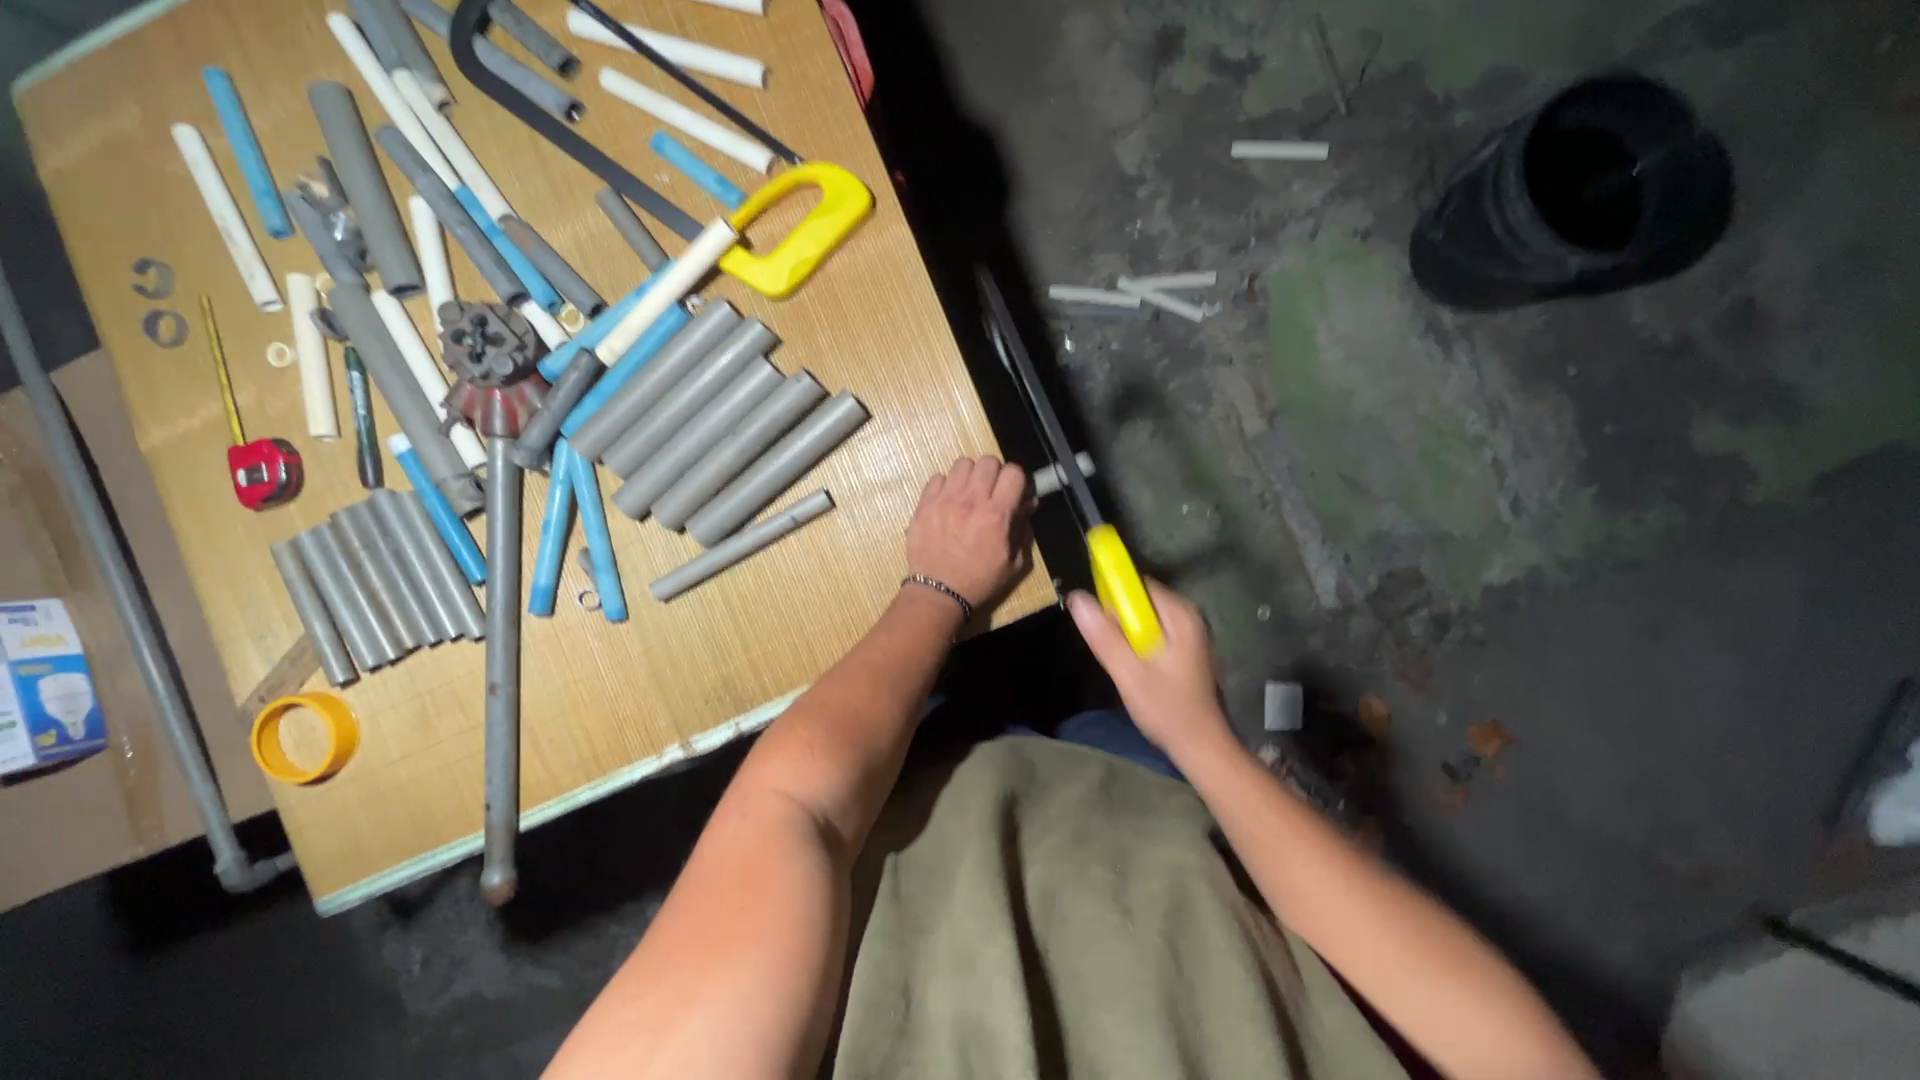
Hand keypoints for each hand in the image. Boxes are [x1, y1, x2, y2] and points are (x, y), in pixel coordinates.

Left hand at [904, 457, 1033, 612]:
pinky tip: (948, 501)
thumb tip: (1028, 503)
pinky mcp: (924, 504)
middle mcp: (971, 501)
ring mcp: (945, 500)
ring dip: (970, 475)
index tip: (1013, 491)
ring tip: (968, 492)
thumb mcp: (1014, 561)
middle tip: (991, 491)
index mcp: (996, 515)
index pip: (1014, 472)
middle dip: (994, 473)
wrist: (939, 592)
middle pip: (988, 461)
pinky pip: (937, 477)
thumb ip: (1022, 528)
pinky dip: (946, 485)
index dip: (1017, 479)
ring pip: (962, 464)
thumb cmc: (980, 580)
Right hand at [1068, 581, 1232, 761]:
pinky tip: (1136, 670)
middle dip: (1119, 621)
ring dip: (1127, 636)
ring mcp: (1189, 632)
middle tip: (1112, 652)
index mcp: (1180, 615)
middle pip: (1140, 601)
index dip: (1112, 599)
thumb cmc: (1167, 710)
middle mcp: (1188, 616)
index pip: (1137, 586)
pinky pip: (1152, 632)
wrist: (1200, 745)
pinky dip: (1138, 645)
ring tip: (1124, 664)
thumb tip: (1077, 598)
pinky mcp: (1185, 648)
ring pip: (1144, 619)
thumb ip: (1104, 636)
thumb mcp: (1129, 674)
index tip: (1100, 625)